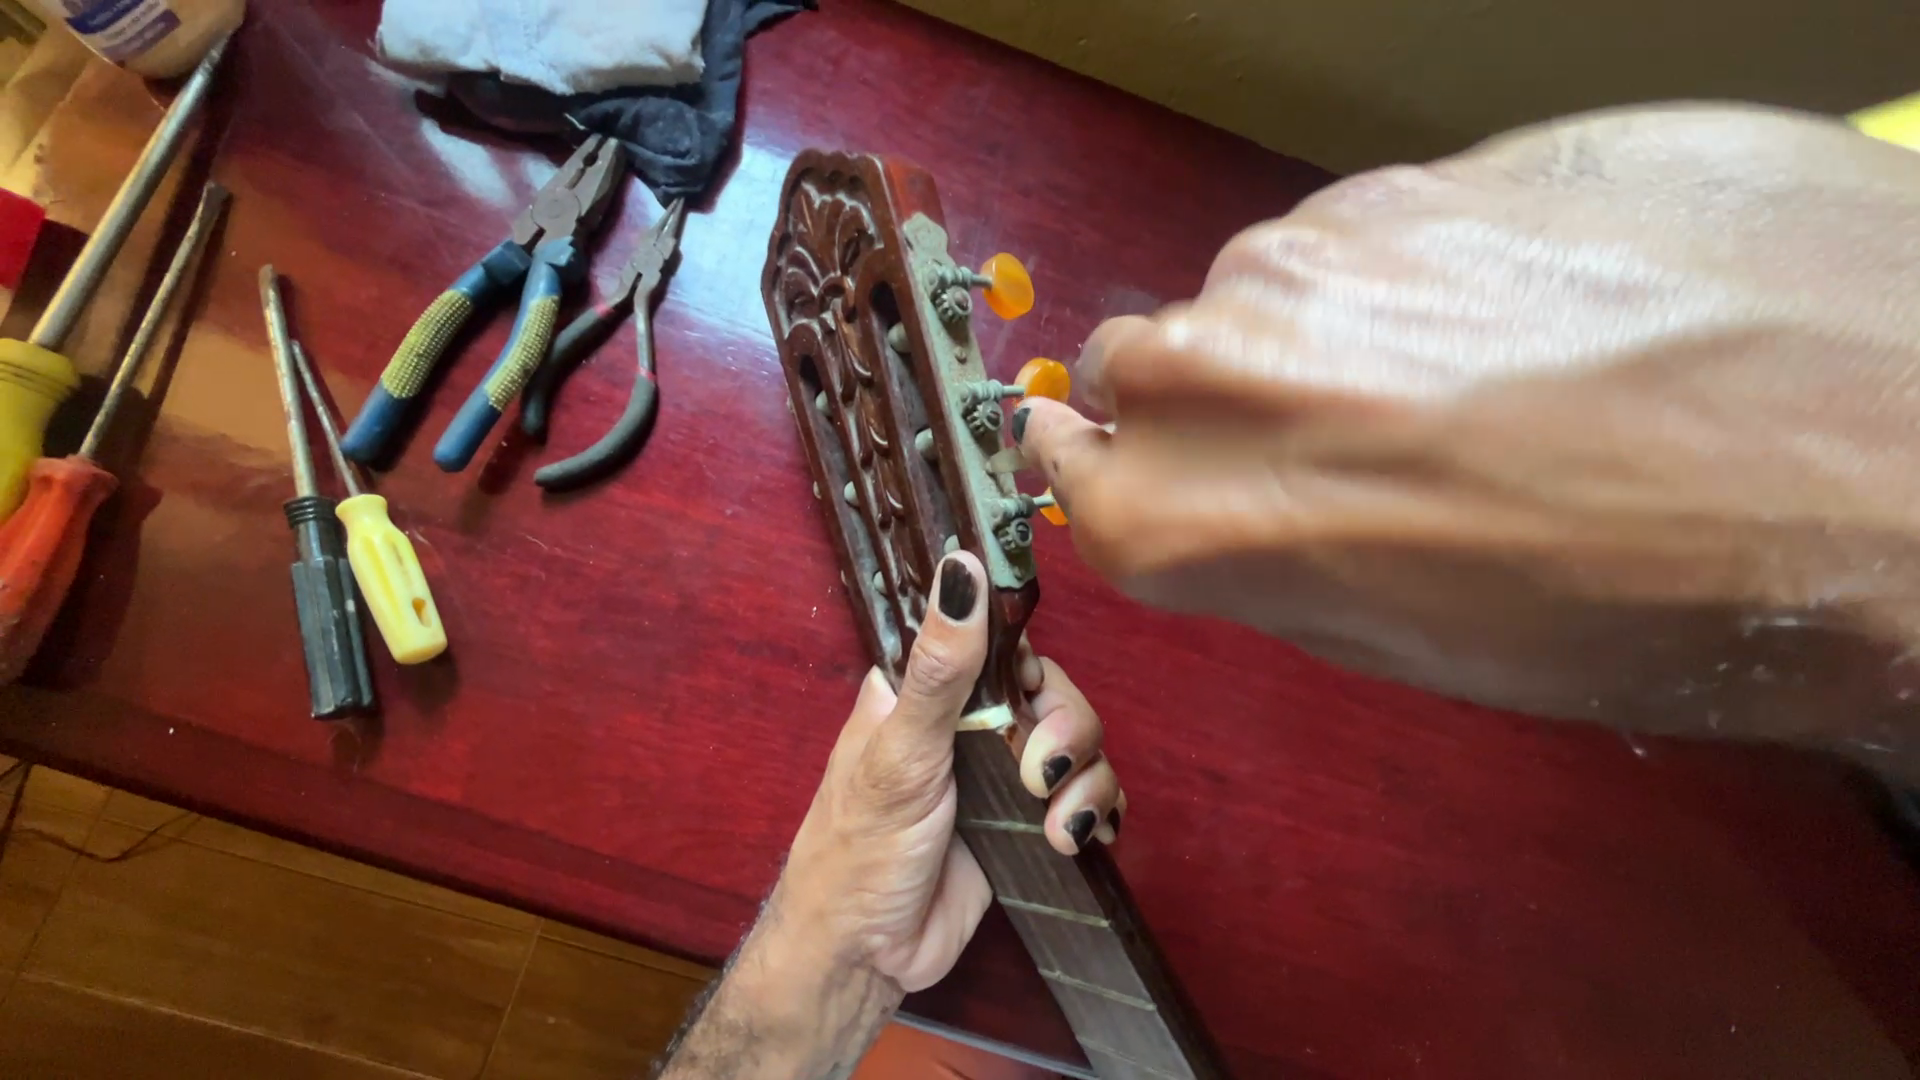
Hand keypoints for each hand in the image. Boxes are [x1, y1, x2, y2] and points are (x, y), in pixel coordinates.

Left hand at [657, 553, 1120, 1078]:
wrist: (868, 956)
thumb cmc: (865, 845)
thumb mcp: (902, 751)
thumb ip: (939, 667)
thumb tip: (963, 565)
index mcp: (928, 689)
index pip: (997, 641)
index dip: (1027, 656)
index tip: (1031, 687)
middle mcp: (970, 721)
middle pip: (1051, 691)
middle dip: (1065, 730)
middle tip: (1040, 776)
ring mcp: (1004, 771)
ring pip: (1078, 743)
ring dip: (1084, 781)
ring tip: (1057, 829)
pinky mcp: (1030, 820)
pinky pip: (1087, 795)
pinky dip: (1095, 811)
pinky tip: (1079, 839)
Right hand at [1015, 104, 1919, 768]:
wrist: (1892, 458)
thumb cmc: (1606, 611)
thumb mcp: (1379, 633)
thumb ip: (1244, 550)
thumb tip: (1204, 493)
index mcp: (1178, 511)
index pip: (1058, 459)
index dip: (1088, 461)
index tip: (1109, 459)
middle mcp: (1197, 372)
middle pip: (1127, 366)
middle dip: (1186, 400)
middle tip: (1306, 433)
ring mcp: (1292, 254)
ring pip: (1241, 294)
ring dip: (1296, 334)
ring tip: (1439, 372)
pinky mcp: (1400, 174)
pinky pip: (1341, 237)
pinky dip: (1382, 276)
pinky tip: (1501, 305)